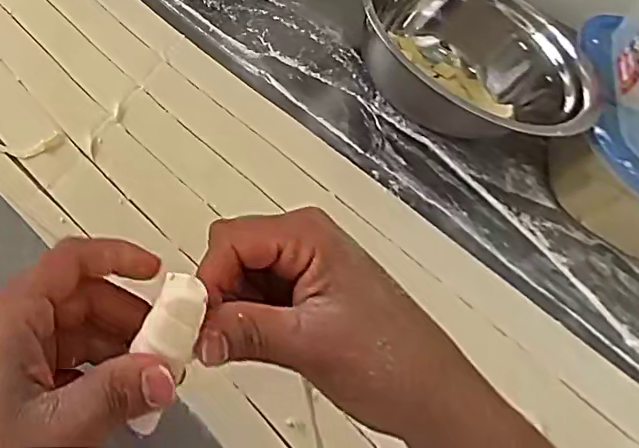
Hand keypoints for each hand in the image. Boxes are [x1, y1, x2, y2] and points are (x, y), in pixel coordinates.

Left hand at [0, 237, 179, 446]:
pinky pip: (68, 359)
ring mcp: (14, 351)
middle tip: (166, 340)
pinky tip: (123, 396)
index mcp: (14, 311)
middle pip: (81, 296)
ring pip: (77, 330)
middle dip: (127, 315)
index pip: (71, 261)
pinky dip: (98, 371)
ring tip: (151, 373)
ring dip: (116, 347)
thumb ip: (114, 395)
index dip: (115, 257)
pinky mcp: (17, 380)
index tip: (153, 271)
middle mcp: (12, 322)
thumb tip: (159, 374)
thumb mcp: (58, 425)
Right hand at [195, 209, 546, 447]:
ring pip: (241, 273)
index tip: (195, 319)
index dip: (209, 278)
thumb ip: (247, 331)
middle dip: (218, 293)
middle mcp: (303, 238)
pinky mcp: (305, 288)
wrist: (443, 405)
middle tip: (211, 335)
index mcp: (306, 233)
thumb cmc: (400, 365)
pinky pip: (257, 291)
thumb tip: (200, 331)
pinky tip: (255, 341)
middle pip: (232, 252)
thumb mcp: (311, 346)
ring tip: (239, 344)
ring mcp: (304, 263)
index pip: (232, 239)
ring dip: (233, 308)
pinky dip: (248, 316)